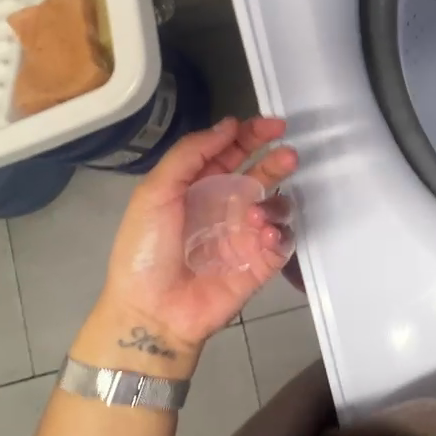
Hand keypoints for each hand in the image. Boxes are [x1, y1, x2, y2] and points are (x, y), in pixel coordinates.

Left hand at [75, 117, 298, 377]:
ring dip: (274, 202)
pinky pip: (283, 240)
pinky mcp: (261, 262)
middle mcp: (226, 206)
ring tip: (257, 214)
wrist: (152, 312)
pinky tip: (262, 235)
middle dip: (276, 159)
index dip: (250, 135)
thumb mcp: (154, 193)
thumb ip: (190, 154)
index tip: (271, 124)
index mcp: (199, 187)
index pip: (231, 152)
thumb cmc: (146, 251)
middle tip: (289, 152)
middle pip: (260, 173)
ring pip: (277, 205)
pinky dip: (278, 233)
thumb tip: (227, 125)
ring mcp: (246, 234)